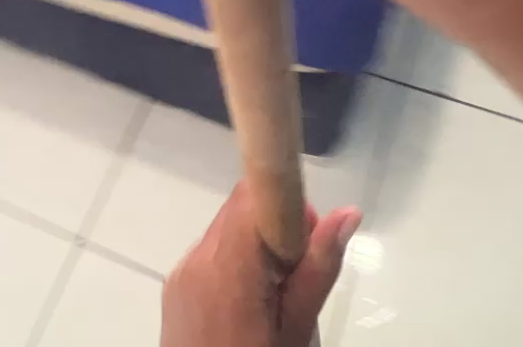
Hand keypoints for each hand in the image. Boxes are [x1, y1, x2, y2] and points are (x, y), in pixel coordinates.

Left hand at [162, 182, 360, 346]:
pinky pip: (210, 251)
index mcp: (227, 267)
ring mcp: (181, 271)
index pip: (253, 193)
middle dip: (276, 226)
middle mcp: (197, 258)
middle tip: (298, 274)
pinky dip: (234, 261)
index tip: (306, 239)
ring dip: (255, 243)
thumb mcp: (296, 329)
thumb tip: (348, 212)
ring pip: (227, 227)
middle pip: (241, 208)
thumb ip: (319, 267)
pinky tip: (247, 304)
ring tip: (273, 295)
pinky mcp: (173, 285)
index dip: (285, 203)